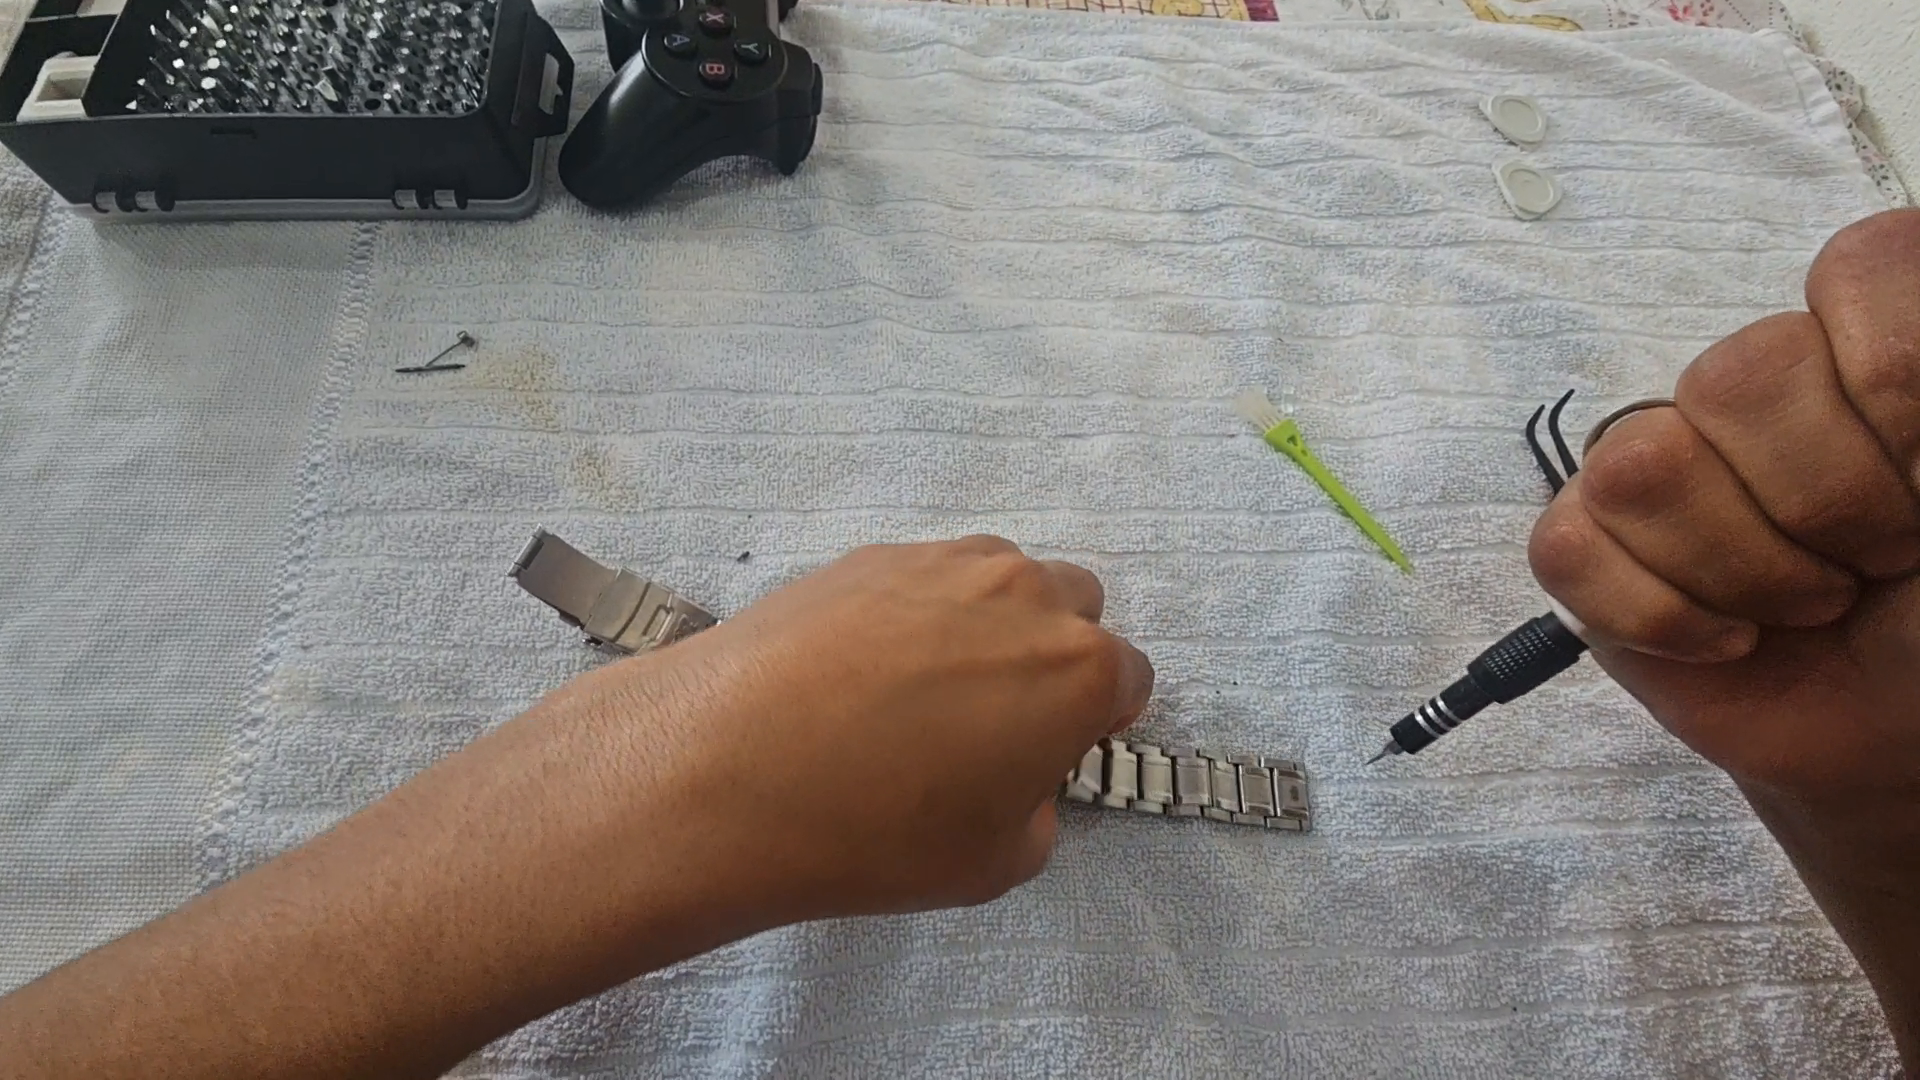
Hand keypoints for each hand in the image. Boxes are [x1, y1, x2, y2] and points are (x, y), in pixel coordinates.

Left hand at [565, 534, 1153, 921]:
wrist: (729, 764)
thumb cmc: (877, 828)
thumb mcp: (996, 860)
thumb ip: (1040, 800)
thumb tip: (1019, 762)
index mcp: (1080, 668)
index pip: (1130, 677)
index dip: (1099, 715)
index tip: (1056, 741)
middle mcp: (1027, 593)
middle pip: (1077, 605)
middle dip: (1056, 649)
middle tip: (994, 705)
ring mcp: (948, 559)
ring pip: (1005, 576)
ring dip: (993, 616)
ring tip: (924, 675)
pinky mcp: (878, 549)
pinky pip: (932, 572)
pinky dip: (925, 604)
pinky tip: (866, 655)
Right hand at [1528, 209, 1919, 803]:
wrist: (1897, 734)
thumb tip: (1896, 379)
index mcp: (1865, 360)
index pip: (1863, 264)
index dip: (1900, 364)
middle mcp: (1742, 401)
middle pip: (1731, 374)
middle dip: (1825, 498)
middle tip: (1875, 560)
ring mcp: (1641, 473)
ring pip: (1636, 468)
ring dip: (1740, 568)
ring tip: (1797, 608)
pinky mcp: (1576, 548)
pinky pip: (1566, 550)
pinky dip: (1655, 613)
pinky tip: (1717, 639)